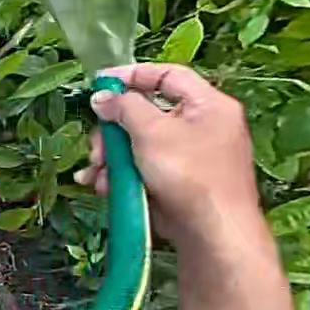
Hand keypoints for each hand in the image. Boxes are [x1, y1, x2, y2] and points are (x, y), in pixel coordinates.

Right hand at [71, 63, 262, 247]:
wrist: (213, 234)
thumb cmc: (188, 174)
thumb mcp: (151, 132)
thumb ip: (124, 108)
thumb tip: (101, 97)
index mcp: (208, 105)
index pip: (167, 74)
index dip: (131, 75)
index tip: (99, 83)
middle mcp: (202, 127)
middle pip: (145, 113)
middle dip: (113, 130)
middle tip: (97, 146)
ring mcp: (190, 157)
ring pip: (138, 144)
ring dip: (111, 157)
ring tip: (96, 173)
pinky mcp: (177, 183)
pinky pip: (143, 168)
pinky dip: (120, 175)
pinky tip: (101, 185)